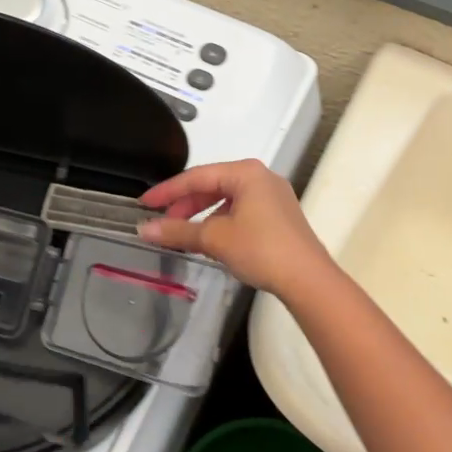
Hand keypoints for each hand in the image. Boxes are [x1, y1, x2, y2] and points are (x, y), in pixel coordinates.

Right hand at [136, 159, 342, 298]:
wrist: (308, 279)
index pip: (197, 176)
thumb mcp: (215, 239)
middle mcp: (261, 177)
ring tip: (182, 234)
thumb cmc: (260, 249)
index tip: (144, 204)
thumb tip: (143, 229)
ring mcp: (273, 196)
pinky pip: (240, 211)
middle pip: (212, 186)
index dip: (167, 191)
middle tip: (162, 222)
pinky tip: (210, 240)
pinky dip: (220, 222)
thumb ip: (177, 231)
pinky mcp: (279, 216)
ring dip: (201, 216)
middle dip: (185, 205)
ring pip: (226, 200)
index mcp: (246, 173)